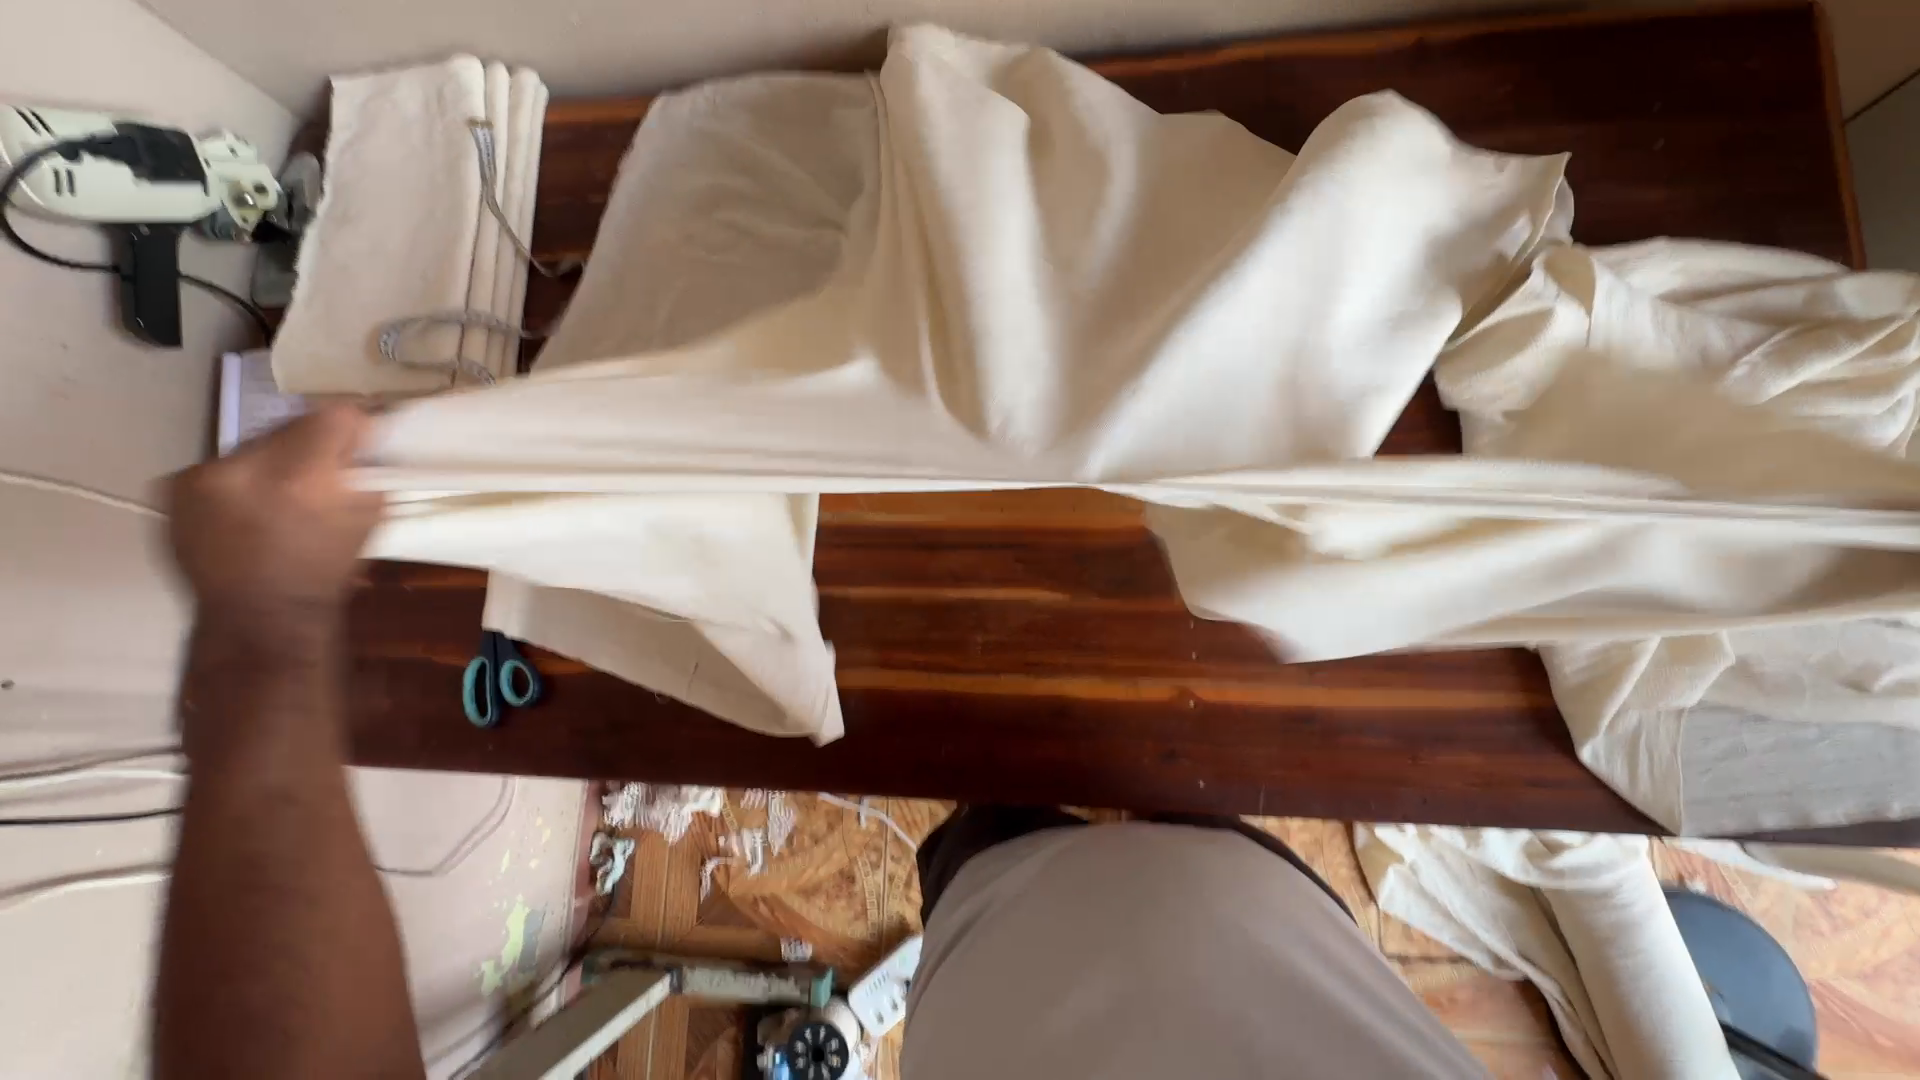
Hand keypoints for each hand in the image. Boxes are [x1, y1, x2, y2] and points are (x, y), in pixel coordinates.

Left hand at [167, 405, 383, 625]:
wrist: (260, 616)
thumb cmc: (326, 572)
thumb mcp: (367, 519)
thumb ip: (367, 473)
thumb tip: (365, 438)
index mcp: (303, 480)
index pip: (334, 417)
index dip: (353, 427)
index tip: (361, 441)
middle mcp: (244, 469)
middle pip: (290, 426)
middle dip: (311, 445)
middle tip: (325, 471)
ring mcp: (201, 476)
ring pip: (254, 444)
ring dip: (274, 462)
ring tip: (283, 494)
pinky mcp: (172, 486)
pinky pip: (220, 465)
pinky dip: (240, 479)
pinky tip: (249, 507)